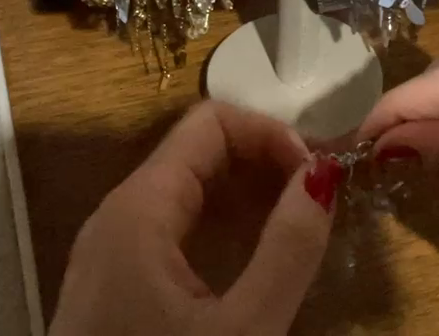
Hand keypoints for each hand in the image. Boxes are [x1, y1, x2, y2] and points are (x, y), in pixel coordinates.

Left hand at [51, 101, 344, 335]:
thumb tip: (324, 173)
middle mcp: (119, 213)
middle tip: (320, 197)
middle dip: (265, 160)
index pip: (212, 123)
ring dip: (249, 193)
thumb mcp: (242, 333)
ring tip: (300, 223)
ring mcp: (114, 249)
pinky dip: (224, 224)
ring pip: (190, 188)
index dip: (271, 134)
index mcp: (139, 208)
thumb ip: (288, 247)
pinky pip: (177, 226)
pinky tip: (259, 254)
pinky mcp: (117, 282)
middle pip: (200, 149)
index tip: (317, 175)